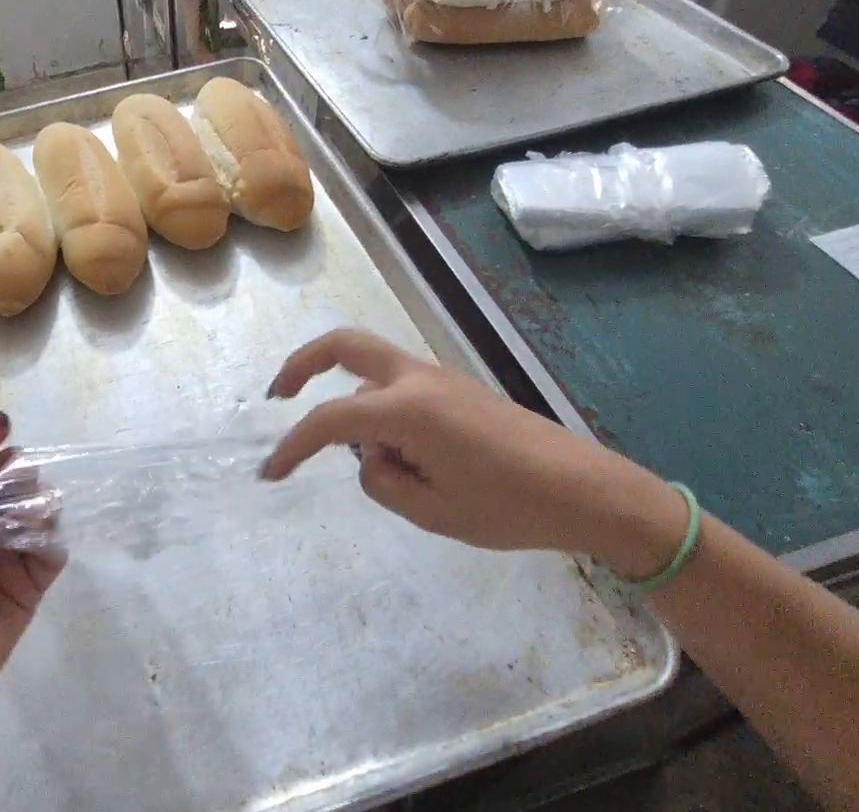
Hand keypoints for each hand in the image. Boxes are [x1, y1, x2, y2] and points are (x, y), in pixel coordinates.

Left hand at [0, 395, 62, 811]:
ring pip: (34, 505)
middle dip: (14, 472)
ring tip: (17, 522)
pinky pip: (50, 546)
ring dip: (32, 502)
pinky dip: (49, 537)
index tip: (5, 430)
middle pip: (7, 475)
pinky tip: (34, 544)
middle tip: (7, 486)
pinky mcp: (26, 586)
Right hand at [260, 329, 684, 578]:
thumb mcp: (433, 513)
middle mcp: (418, 378)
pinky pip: (400, 386)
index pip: (331, 420)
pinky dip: (384, 410)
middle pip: (344, 345)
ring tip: (395, 472)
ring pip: (374, 370)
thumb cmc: (509, 507)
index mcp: (408, 408)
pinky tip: (411, 458)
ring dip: (358, 404)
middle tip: (279, 394)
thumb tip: (371, 457)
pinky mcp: (456, 388)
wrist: (586, 490)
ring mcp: (439, 377)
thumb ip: (381, 481)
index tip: (272, 473)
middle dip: (303, 363)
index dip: (293, 445)